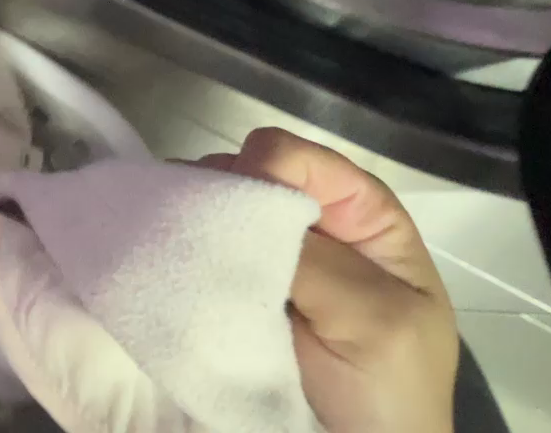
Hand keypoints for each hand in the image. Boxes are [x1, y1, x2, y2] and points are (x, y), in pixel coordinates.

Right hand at [198, 128, 458, 432]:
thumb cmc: (383, 393)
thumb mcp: (374, 321)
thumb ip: (314, 251)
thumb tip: (233, 187)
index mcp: (357, 213)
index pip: (296, 158)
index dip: (265, 173)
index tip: (244, 214)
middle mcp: (302, 215)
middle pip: (243, 169)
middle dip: (219, 196)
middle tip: (206, 241)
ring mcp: (258, 243)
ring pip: (208, 197)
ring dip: (189, 219)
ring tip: (186, 257)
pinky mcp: (218, 268)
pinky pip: (185, 232)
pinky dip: (171, 239)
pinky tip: (166, 255)